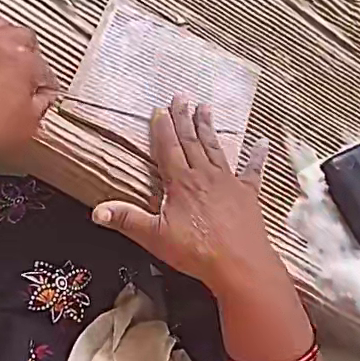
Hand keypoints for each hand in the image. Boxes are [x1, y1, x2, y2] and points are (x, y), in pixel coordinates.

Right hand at [91, 98, 279, 293]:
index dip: (163, 128)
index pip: (169, 148)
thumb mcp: (154, 237)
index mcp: (181, 183)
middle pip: (191, 141)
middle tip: (181, 96)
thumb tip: (98, 211)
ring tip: (206, 108)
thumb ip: (127, 220)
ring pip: (216, 149)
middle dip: (184, 118)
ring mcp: (229, 183)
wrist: (239, 264)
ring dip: (209, 128)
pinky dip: (257, 156)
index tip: (160, 109)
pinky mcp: (248, 195)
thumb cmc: (197, 252)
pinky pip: (252, 171)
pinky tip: (262, 143)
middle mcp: (205, 176)